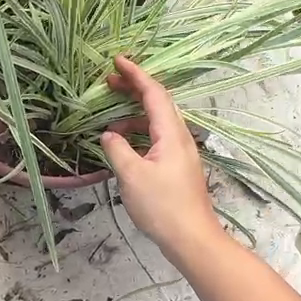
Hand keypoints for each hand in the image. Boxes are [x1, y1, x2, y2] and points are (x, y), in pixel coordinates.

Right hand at [99, 56, 224, 264]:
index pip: (153, 93)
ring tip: (109, 126)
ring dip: (133, 118)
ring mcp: (181, 153)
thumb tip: (109, 135)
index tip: (117, 61)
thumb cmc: (162, 206)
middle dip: (134, 90)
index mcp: (171, 134)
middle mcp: (180, 138)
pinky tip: (124, 148)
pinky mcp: (179, 168)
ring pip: (157, 123)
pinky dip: (139, 135)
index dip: (135, 75)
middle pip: (158, 103)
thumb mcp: (131, 176)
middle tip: (108, 84)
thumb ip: (117, 150)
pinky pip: (158, 139)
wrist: (191, 238)